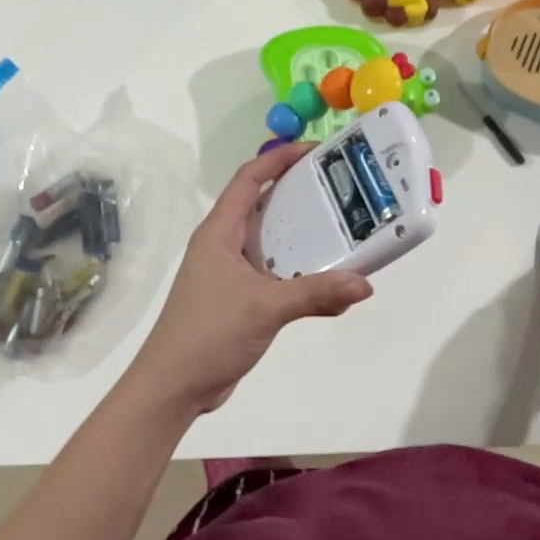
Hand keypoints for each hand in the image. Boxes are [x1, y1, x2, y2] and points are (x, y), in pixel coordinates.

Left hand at [123, 143, 373, 414]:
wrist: (174, 388)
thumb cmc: (209, 333)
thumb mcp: (265, 307)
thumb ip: (316, 293)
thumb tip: (365, 283)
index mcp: (219, 232)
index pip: (249, 179)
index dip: (279, 159)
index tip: (316, 151)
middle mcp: (225, 246)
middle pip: (265, 207)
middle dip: (301, 196)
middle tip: (341, 191)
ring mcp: (232, 275)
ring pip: (274, 245)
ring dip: (305, 241)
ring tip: (346, 233)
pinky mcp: (241, 302)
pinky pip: (278, 278)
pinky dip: (304, 280)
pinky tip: (335, 291)